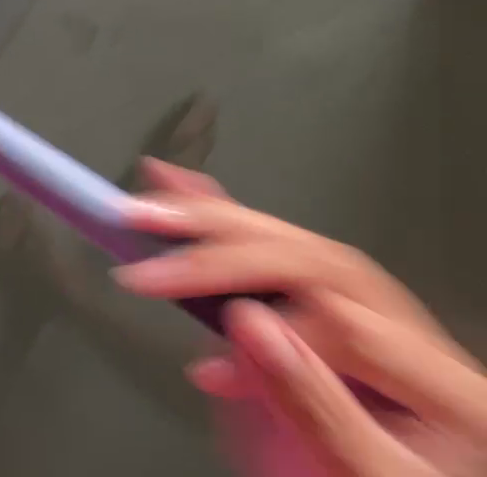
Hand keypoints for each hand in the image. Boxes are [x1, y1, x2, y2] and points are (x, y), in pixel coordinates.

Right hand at [116, 161, 486, 475]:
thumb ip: (319, 406)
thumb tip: (249, 323)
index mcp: (447, 386)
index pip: (340, 323)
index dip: (264, 338)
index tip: (205, 369)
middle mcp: (417, 340)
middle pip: (314, 263)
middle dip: (217, 246)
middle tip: (144, 238)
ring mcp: (379, 323)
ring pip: (294, 247)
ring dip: (210, 220)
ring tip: (145, 209)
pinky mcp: (332, 317)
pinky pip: (281, 251)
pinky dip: (224, 218)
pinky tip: (181, 186)